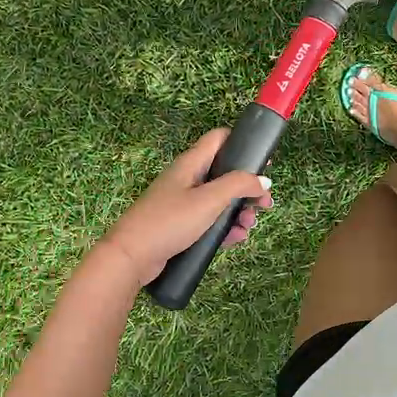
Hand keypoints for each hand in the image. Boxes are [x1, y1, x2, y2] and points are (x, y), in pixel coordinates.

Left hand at [95, 129, 274, 281]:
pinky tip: (234, 239)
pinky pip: (209, 222)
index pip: (219, 139)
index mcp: (191, 164)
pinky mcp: (180, 226)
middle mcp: (187, 179)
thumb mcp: (210, 200)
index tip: (263, 163)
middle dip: (247, 188)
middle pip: (224, 174)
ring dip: (238, 211)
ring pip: (219, 201)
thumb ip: (239, 185)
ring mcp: (182, 203)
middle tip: (264, 204)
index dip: (243, 145)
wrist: (132, 256)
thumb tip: (263, 180)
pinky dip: (224, 228)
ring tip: (248, 226)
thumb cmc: (171, 221)